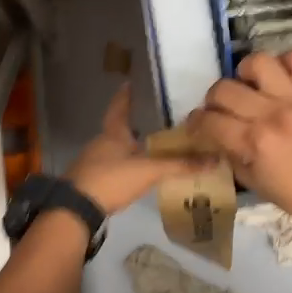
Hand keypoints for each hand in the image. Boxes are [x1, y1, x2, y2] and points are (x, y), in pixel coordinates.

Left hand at [67, 83, 205, 213]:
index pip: (120, 108)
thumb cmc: (112, 179)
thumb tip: (215, 160)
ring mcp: (92, 164)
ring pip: (115, 151)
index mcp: (113, 134)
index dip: (125, 97)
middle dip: (133, 127)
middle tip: (152, 124)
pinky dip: (124, 169)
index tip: (128, 84)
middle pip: (117, 131)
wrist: (76, 208)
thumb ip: (180, 165)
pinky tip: (135, 176)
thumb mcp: (149, 170)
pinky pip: (111, 169)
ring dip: (130, 150)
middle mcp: (100, 144)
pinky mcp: (90, 182)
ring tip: (149, 151)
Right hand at [187, 51, 291, 224]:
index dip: (194, 123)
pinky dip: (284, 63)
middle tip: (220, 111)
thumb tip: (213, 134)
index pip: (209, 121)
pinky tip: (278, 79)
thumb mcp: (250, 180)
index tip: (195, 126)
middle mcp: (272, 114)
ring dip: (245, 72)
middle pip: (225, 89)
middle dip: (213, 101)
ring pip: (258, 62)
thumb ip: (229, 152)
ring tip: (248, 87)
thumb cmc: (291, 193)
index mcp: (254, 142)